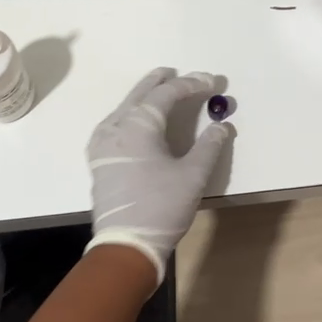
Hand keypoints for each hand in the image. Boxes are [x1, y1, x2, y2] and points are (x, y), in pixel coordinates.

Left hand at [84, 68, 233, 286]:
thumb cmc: (161, 208)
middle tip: (181, 73)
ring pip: (125, 106)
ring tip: (161, 87)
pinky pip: (114, 122)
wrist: (125, 247)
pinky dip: (129, 111)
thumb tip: (221, 125)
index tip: (210, 82)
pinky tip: (136, 117)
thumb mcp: (193, 175)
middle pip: (141, 94)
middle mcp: (116, 128)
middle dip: (163, 81)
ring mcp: (103, 144)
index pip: (166, 94)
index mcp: (138, 126)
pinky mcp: (99, 161)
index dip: (190, 84)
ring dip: (145, 94)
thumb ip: (209, 145)